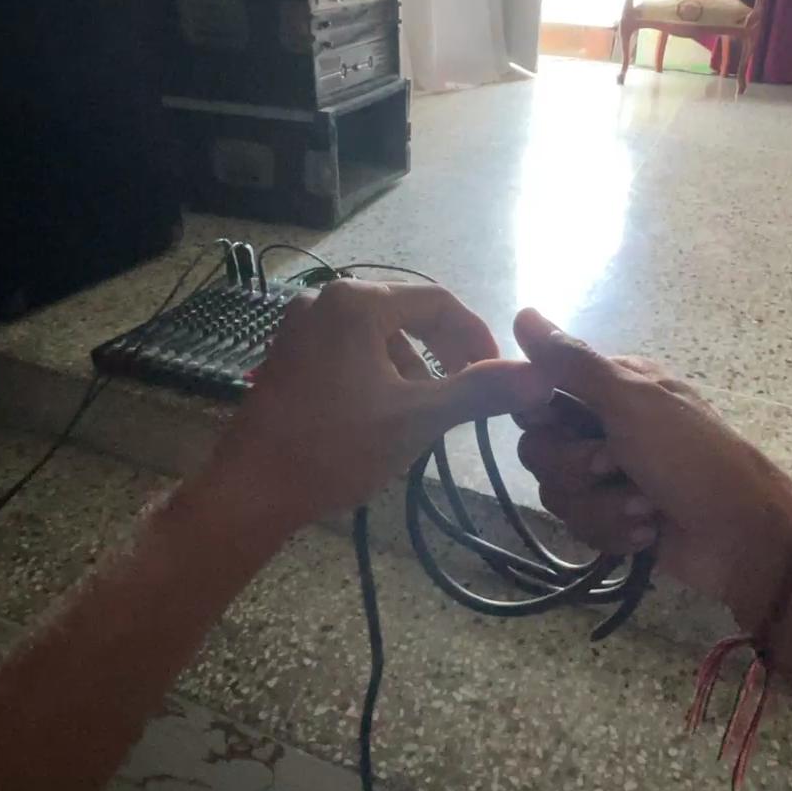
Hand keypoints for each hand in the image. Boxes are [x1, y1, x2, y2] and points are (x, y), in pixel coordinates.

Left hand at [204, 281, 550, 529]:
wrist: (251, 492)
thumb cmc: (336, 447)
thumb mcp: (418, 417)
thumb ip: (481, 390)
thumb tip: (540, 376)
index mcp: (357, 302)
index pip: (440, 302)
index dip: (477, 337)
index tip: (496, 377)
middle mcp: (326, 299)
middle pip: (409, 314)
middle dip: (445, 353)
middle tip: (467, 394)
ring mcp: (302, 325)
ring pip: (381, 334)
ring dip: (414, 366)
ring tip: (425, 410)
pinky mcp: (291, 353)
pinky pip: (353, 349)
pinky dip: (382, 372)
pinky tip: (386, 411)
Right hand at [512, 310, 791, 627]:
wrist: (744, 539)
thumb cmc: (692, 457)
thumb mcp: (632, 401)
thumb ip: (573, 364)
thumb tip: (521, 313)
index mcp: (609, 389)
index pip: (537, 395)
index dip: (539, 414)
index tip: (554, 419)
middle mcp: (602, 428)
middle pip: (538, 450)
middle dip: (576, 468)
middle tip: (615, 466)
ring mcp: (607, 478)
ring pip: (557, 493)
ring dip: (603, 505)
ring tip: (645, 506)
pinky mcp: (612, 520)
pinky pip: (580, 527)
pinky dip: (616, 531)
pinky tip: (649, 530)